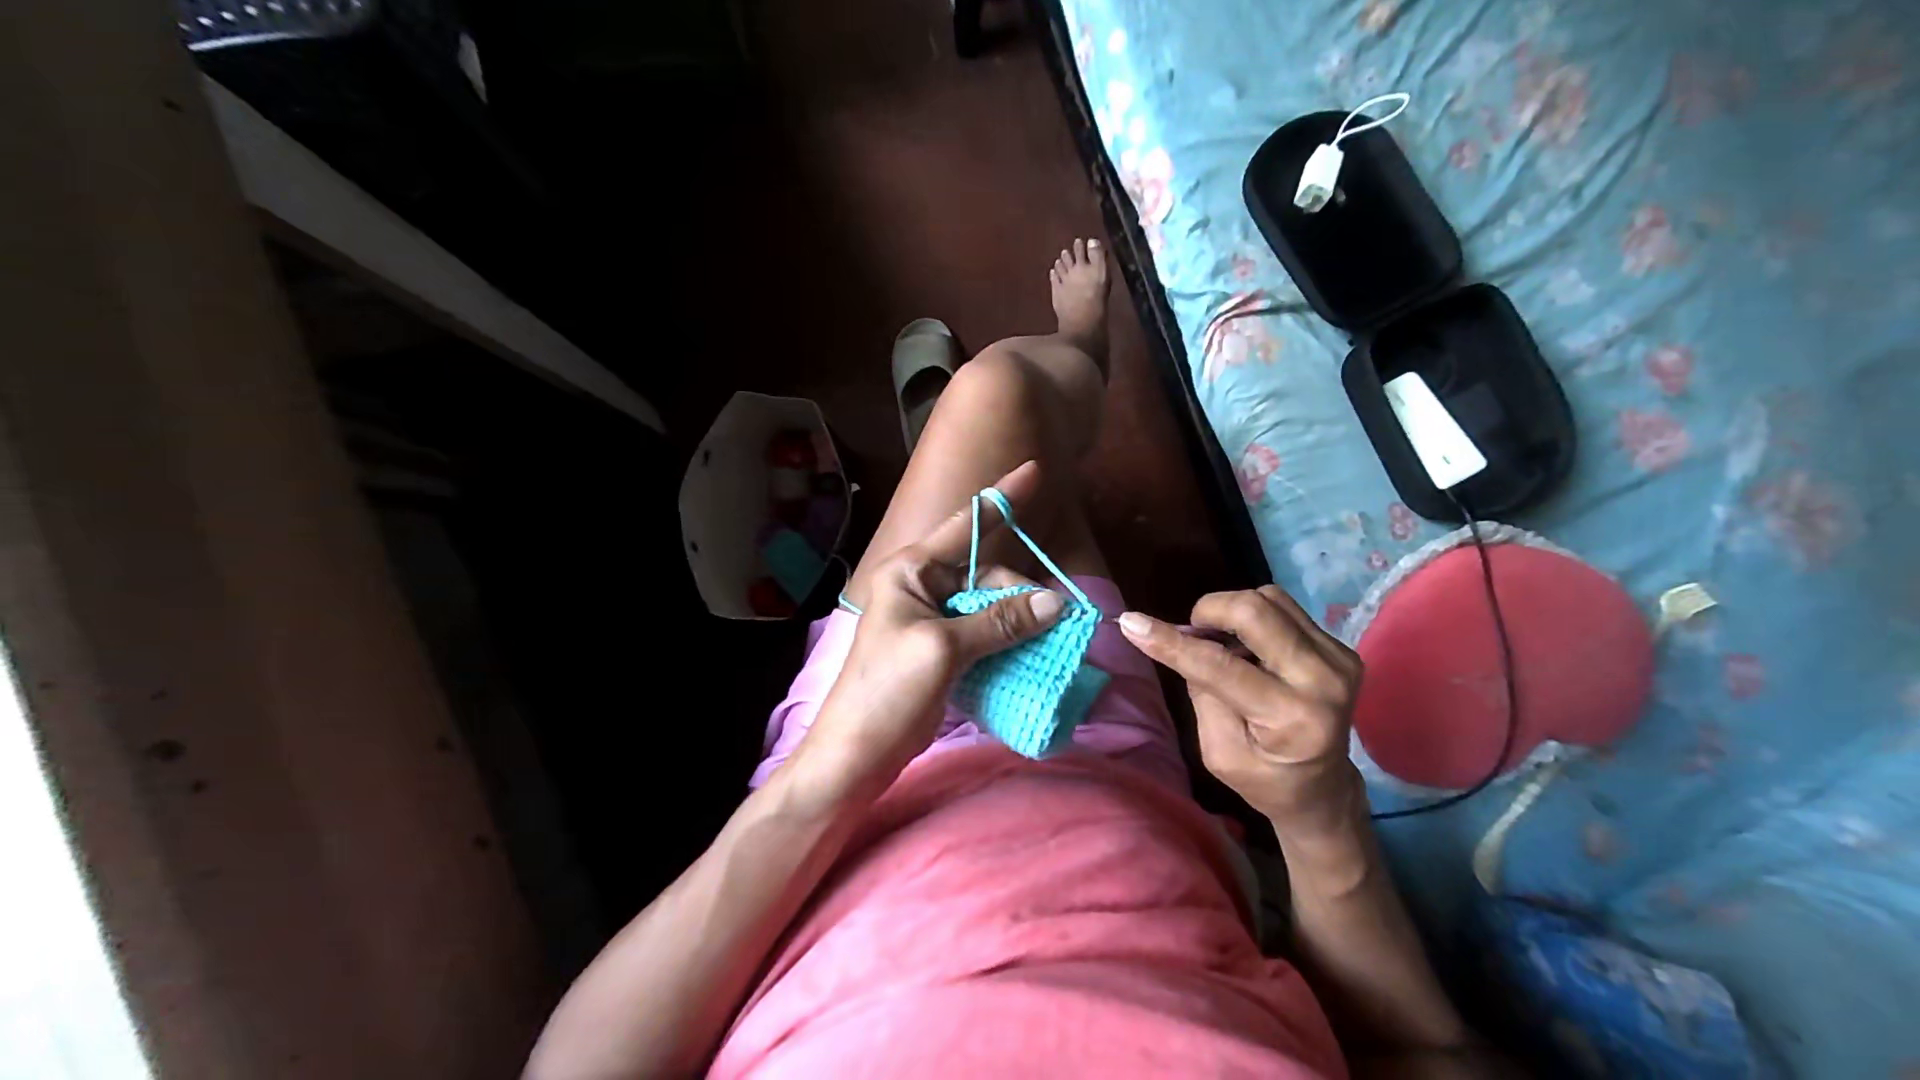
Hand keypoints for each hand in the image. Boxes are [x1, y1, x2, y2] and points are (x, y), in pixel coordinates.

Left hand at [793, 462, 1066, 797]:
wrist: (855, 754)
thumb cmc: (887, 692)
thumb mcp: (944, 650)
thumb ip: (1000, 621)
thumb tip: (1056, 602)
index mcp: (911, 571)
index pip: (964, 526)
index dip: (1001, 499)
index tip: (1035, 470)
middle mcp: (921, 587)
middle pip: (985, 573)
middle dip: (1022, 591)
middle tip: (1060, 617)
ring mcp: (931, 620)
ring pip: (989, 605)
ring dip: (1021, 617)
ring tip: (1055, 636)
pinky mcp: (941, 651)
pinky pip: (985, 633)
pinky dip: (1009, 640)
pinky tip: (1032, 652)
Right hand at [1119, 586, 1364, 829]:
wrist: (1323, 787)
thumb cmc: (1263, 778)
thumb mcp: (1217, 750)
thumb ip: (1201, 689)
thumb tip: (1173, 636)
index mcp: (1290, 718)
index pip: (1219, 665)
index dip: (1170, 641)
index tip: (1130, 622)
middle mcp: (1323, 680)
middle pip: (1255, 609)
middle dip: (1209, 610)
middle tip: (1194, 633)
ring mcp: (1338, 659)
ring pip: (1269, 599)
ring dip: (1232, 613)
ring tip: (1224, 644)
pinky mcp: (1341, 648)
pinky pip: (1283, 609)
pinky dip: (1253, 619)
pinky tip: (1250, 648)